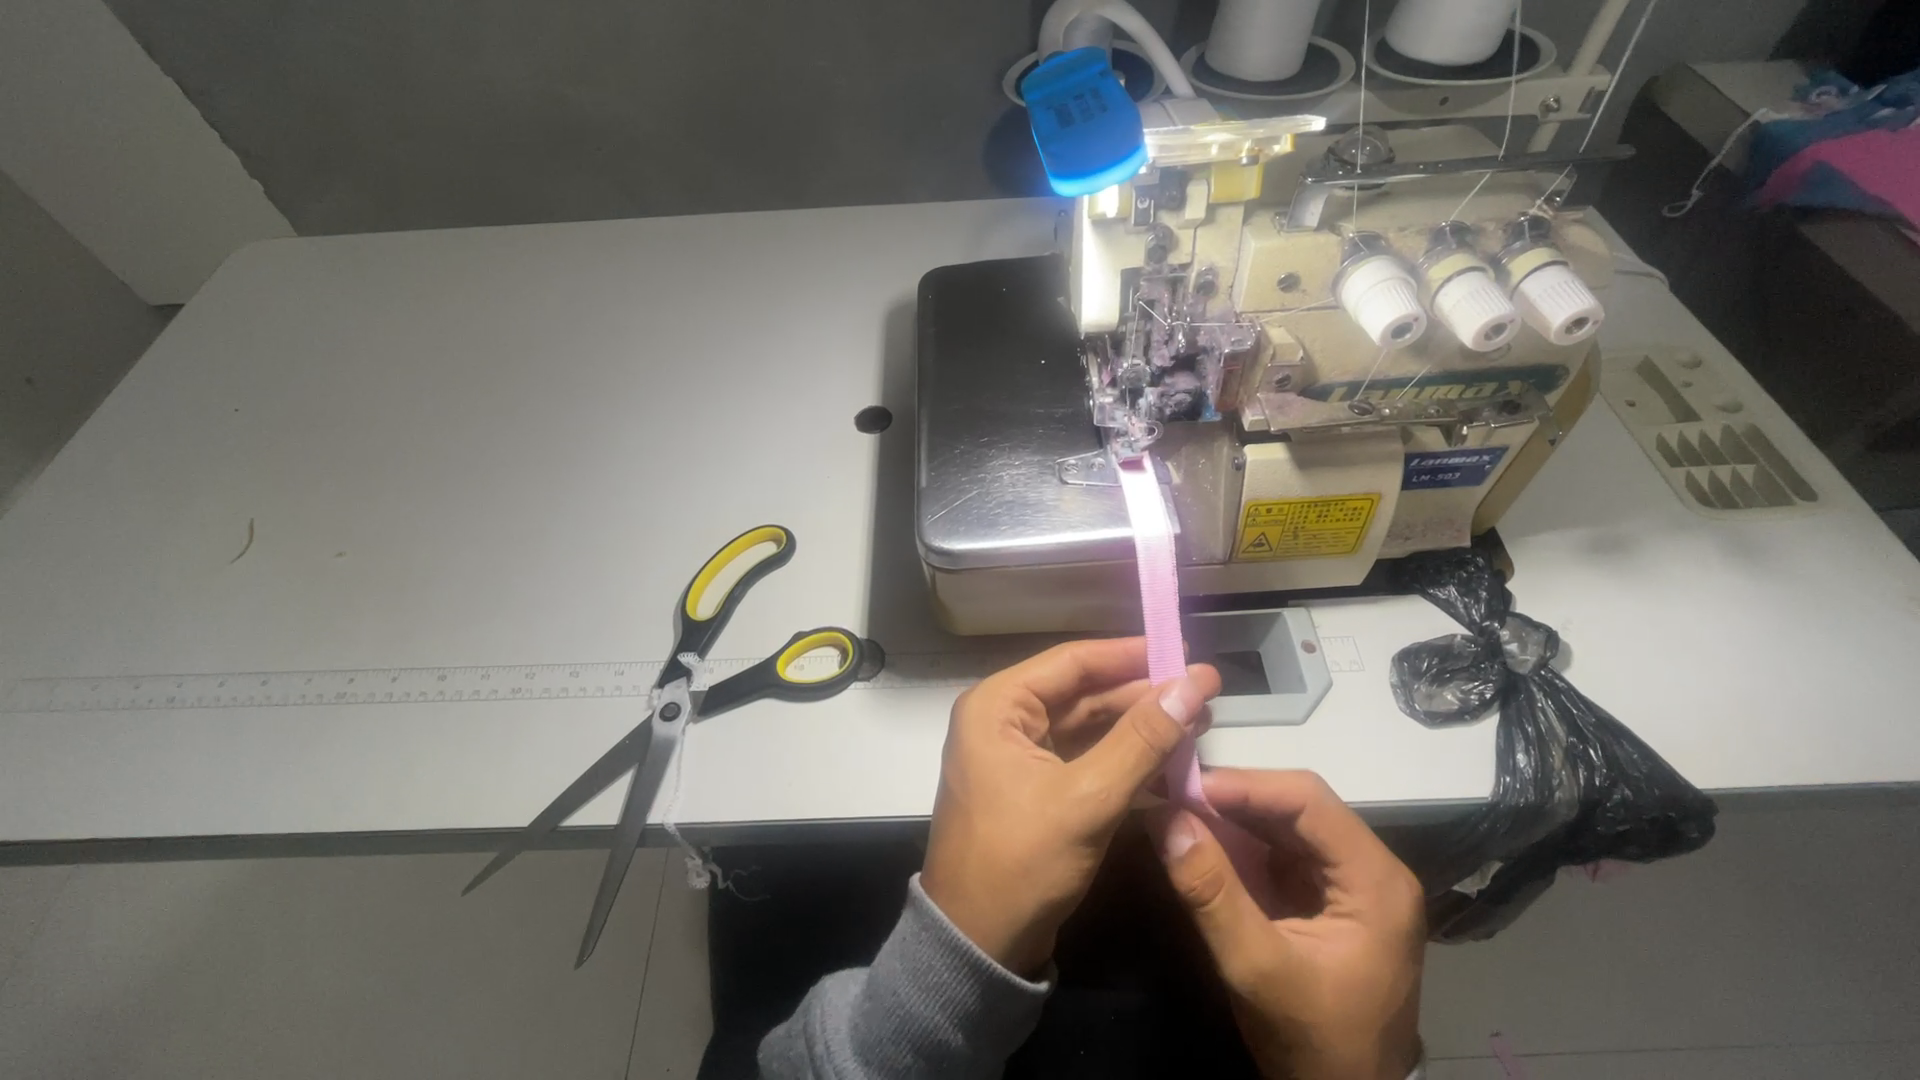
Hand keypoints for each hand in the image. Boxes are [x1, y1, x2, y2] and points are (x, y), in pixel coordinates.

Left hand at [921, 638, 1219, 976]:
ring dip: (1137, 726)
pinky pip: (1083, 758)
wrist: (978, 944)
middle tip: (1204, 689)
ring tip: (1197, 720)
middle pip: (1082, 692)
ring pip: (1087, 726)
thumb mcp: (1087, 799)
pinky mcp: (1034, 788)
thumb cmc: (1021, 862)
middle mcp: (1003, 721)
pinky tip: (1169, 759)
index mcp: (997, 707)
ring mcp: (1017, 756)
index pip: (1072, 662)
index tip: (1185, 652)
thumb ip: (1141, 740)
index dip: (1131, 655)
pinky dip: (1123, 758)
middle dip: (1142, 693)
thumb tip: (1191, 686)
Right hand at [1153, 770, 1424, 1079]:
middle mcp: (1371, 869)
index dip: (1244, 784)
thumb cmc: (1315, 1041)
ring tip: (1179, 810)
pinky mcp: (1327, 897)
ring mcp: (1350, 882)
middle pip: (1298, 806)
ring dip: (1232, 816)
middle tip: (1173, 793)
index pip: (1308, 801)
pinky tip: (1202, 840)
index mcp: (1375, 880)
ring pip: (1286, 824)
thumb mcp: (1257, 969)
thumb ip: (1211, 892)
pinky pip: (1280, 851)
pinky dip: (1239, 842)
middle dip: (1233, 797)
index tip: (1184, 785)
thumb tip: (1165, 818)